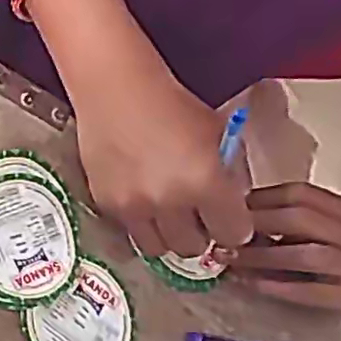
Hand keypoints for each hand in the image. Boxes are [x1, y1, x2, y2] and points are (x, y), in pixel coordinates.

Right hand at [71, 50, 252, 257]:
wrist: (116, 92)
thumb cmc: (171, 105)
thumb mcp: (216, 135)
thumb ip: (227, 174)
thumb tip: (230, 202)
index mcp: (205, 183)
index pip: (233, 233)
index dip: (235, 226)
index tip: (229, 218)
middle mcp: (168, 203)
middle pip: (193, 248)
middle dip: (200, 235)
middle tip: (197, 217)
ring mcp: (133, 207)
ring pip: (157, 248)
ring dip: (166, 236)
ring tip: (167, 216)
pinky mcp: (106, 204)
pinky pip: (129, 230)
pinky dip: (139, 221)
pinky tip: (141, 199)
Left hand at [232, 183, 340, 320]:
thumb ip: (305, 219)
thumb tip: (243, 215)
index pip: (301, 194)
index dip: (262, 196)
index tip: (229, 203)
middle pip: (300, 219)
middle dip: (255, 223)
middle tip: (220, 231)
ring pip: (302, 255)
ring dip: (259, 256)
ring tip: (228, 258)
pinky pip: (309, 291)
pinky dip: (276, 286)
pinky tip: (249, 283)